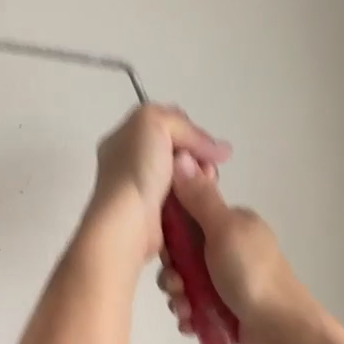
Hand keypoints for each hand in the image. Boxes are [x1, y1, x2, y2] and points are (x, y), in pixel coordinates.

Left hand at [85, 105, 230, 257]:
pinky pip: (186, 199)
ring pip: (186, 175)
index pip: (165, 122)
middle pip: (179, 150)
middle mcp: (132, 162)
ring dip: (201, 177)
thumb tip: (218, 149)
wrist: (128, 222)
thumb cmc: (136, 169)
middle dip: (199, 155)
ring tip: (207, 182)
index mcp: (125, 137)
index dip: (189, 129)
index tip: (206, 144)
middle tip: (207, 166)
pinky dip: (197, 197)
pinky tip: (201, 198)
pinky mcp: (158, 214)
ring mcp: (145, 189)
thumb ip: (182, 124)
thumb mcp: (152, 122)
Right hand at [158, 160, 314, 343]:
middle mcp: (227, 247)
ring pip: (185, 282)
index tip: (164, 252)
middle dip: (173, 274)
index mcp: (230, 223)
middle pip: (181, 254)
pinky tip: (191, 322)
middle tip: (177, 287)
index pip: (185, 218)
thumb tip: (181, 156)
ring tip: (186, 310)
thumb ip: (199, 198)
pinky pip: (194, 306)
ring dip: (179, 297)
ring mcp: (226, 278)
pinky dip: (189, 314)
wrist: (280, 327)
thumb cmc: (252, 273)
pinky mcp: (224, 306)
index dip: (168, 235)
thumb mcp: (224, 229)